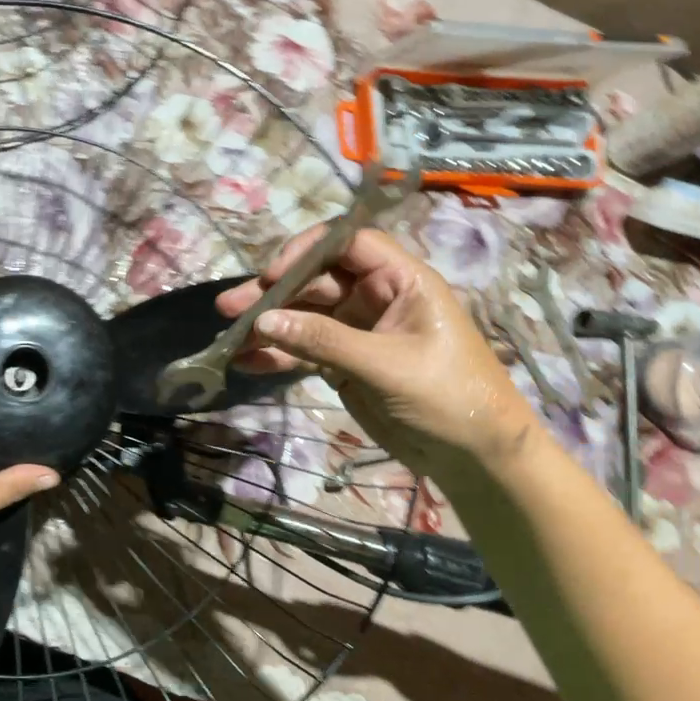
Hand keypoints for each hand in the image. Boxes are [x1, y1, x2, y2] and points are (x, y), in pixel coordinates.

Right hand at [216, 226, 536, 483]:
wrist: (473, 456)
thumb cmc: (449, 396)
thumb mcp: (386, 365)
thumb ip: (323, 341)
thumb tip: (263, 322)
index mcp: (402, 282)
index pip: (348, 244)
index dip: (307, 251)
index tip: (271, 275)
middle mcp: (376, 298)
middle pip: (315, 282)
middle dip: (272, 293)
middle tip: (229, 307)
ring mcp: (356, 333)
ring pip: (302, 317)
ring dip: (266, 326)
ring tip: (227, 337)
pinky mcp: (343, 365)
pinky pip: (301, 352)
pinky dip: (274, 356)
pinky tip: (245, 363)